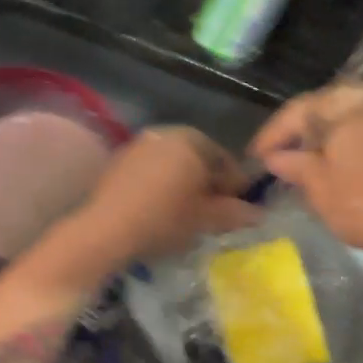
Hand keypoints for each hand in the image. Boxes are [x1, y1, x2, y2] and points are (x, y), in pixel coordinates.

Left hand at [74, 126, 261, 257]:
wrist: (105, 229)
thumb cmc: (164, 220)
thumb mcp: (204, 220)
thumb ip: (234, 213)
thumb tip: (256, 213)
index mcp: (193, 140)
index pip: (225, 161)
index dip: (234, 187)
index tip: (237, 210)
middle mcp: (166, 133)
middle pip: (197, 160)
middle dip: (206, 184)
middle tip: (210, 214)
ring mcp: (138, 145)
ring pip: (171, 165)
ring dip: (181, 186)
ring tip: (183, 215)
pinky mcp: (117, 162)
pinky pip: (148, 173)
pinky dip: (158, 187)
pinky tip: (157, 211)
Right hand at [249, 82, 362, 265]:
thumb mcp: (321, 190)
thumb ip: (295, 166)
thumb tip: (276, 156)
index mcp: (345, 104)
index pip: (297, 110)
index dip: (272, 134)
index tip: (256, 157)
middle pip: (331, 104)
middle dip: (306, 128)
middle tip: (286, 153)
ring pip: (360, 110)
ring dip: (337, 130)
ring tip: (322, 155)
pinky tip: (358, 156)